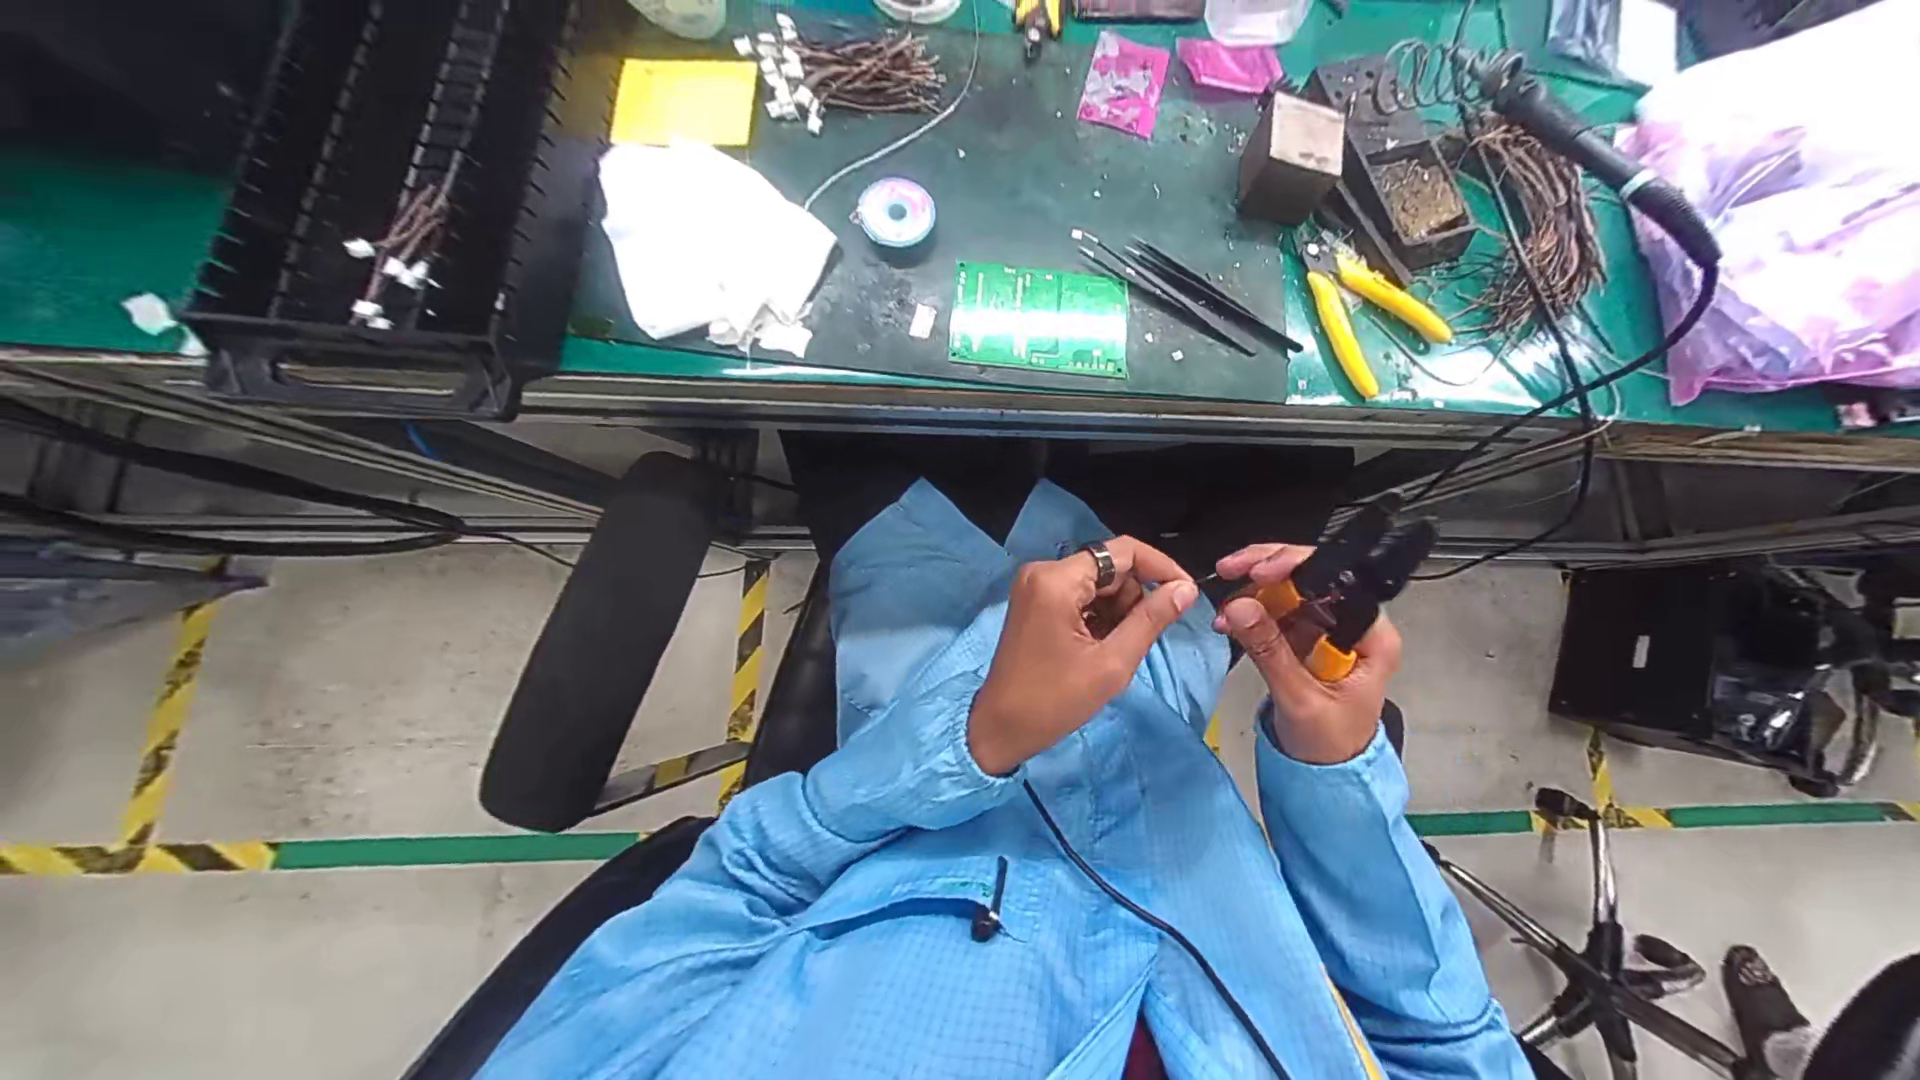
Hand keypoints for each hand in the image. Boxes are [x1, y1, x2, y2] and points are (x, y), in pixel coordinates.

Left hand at [968, 536, 1198, 775]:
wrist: (1001, 727)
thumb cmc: (1054, 700)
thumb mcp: (1112, 663)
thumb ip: (1151, 619)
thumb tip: (1185, 589)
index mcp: (1057, 579)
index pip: (1122, 551)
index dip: (1160, 566)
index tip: (1186, 592)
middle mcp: (1042, 571)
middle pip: (1109, 567)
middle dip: (1133, 598)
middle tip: (1136, 640)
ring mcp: (1035, 585)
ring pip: (1097, 583)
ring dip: (1117, 611)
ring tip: (1112, 650)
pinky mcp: (1034, 601)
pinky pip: (1079, 595)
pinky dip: (1097, 616)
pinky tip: (1097, 646)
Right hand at [1212, 543, 1402, 764]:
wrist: (1324, 771)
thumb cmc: (1331, 743)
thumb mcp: (1300, 698)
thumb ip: (1270, 651)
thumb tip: (1241, 607)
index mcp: (1371, 635)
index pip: (1337, 580)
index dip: (1296, 567)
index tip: (1258, 571)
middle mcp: (1350, 624)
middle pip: (1310, 575)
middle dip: (1266, 569)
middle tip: (1231, 570)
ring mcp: (1324, 627)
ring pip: (1287, 587)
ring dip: (1251, 590)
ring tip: (1226, 609)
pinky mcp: (1301, 635)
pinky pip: (1273, 608)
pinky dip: (1248, 608)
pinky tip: (1230, 618)